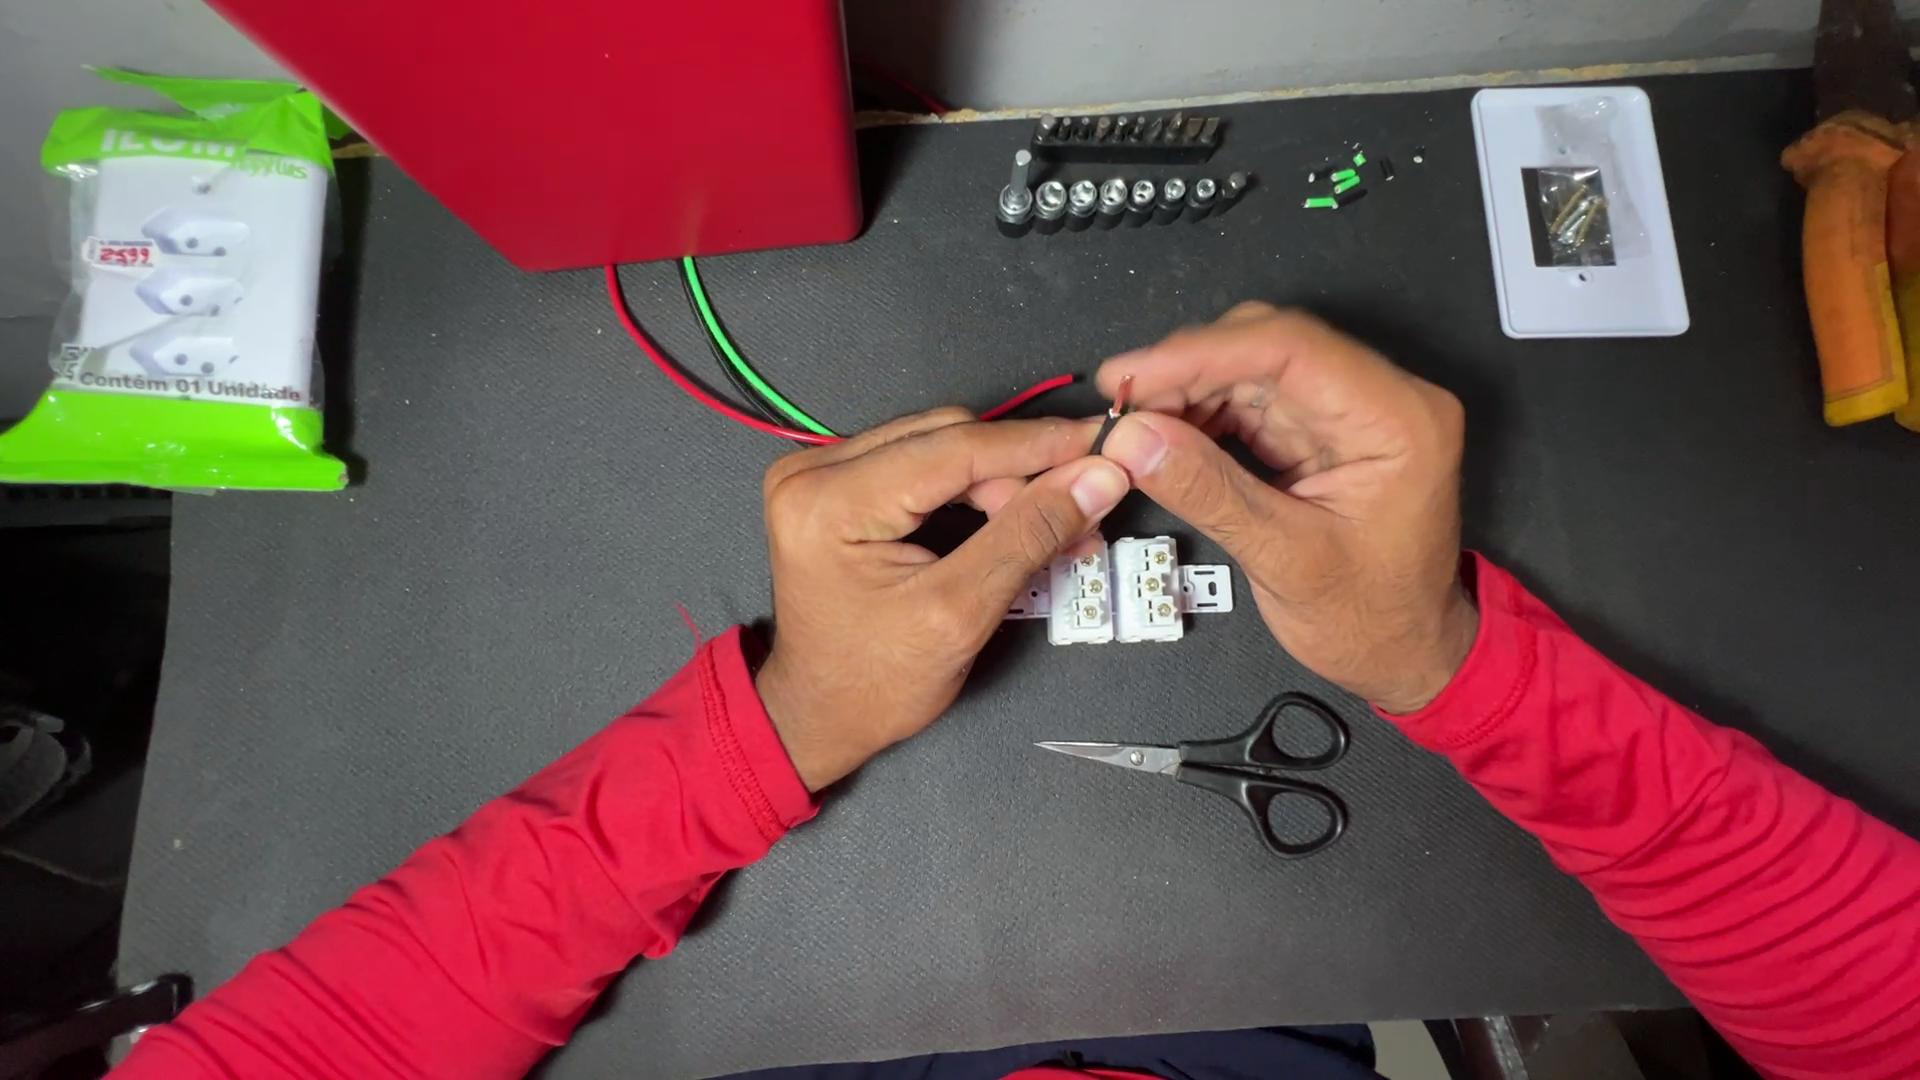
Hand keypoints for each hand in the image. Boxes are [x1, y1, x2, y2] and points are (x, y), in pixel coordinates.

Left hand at [756, 408, 1130, 789]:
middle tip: (1080, 502)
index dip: (1039, 445)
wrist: (822, 713)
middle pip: (948, 439)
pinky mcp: (839, 486)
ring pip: (941, 448)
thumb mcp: (961, 614)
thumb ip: (1029, 537)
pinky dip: (973, 488)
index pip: (955, 447)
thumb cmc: (872, 683)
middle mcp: (815, 472)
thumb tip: (1094, 479)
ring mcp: (822, 474)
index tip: (1100, 446)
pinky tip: (1009, 515)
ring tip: (1050, 520)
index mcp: (829, 501)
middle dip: (1021, 472)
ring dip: (1002, 481)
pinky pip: (923, 465)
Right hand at [1095, 303, 1476, 712]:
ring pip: (1249, 370)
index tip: (1131, 374)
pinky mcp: (1313, 432)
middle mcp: (1374, 400)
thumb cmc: (1367, 617)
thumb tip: (1133, 440)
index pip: (1290, 350)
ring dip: (1184, 391)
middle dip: (1186, 369)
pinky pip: (1246, 404)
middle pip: (1267, 347)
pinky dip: (1197, 415)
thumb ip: (1207, 492)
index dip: (1201, 353)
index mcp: (1395, 420)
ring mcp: (1342, 413)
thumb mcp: (1283, 559)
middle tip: (1121, 401)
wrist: (1400, 651)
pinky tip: (1162, 435)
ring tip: (1132, 423)